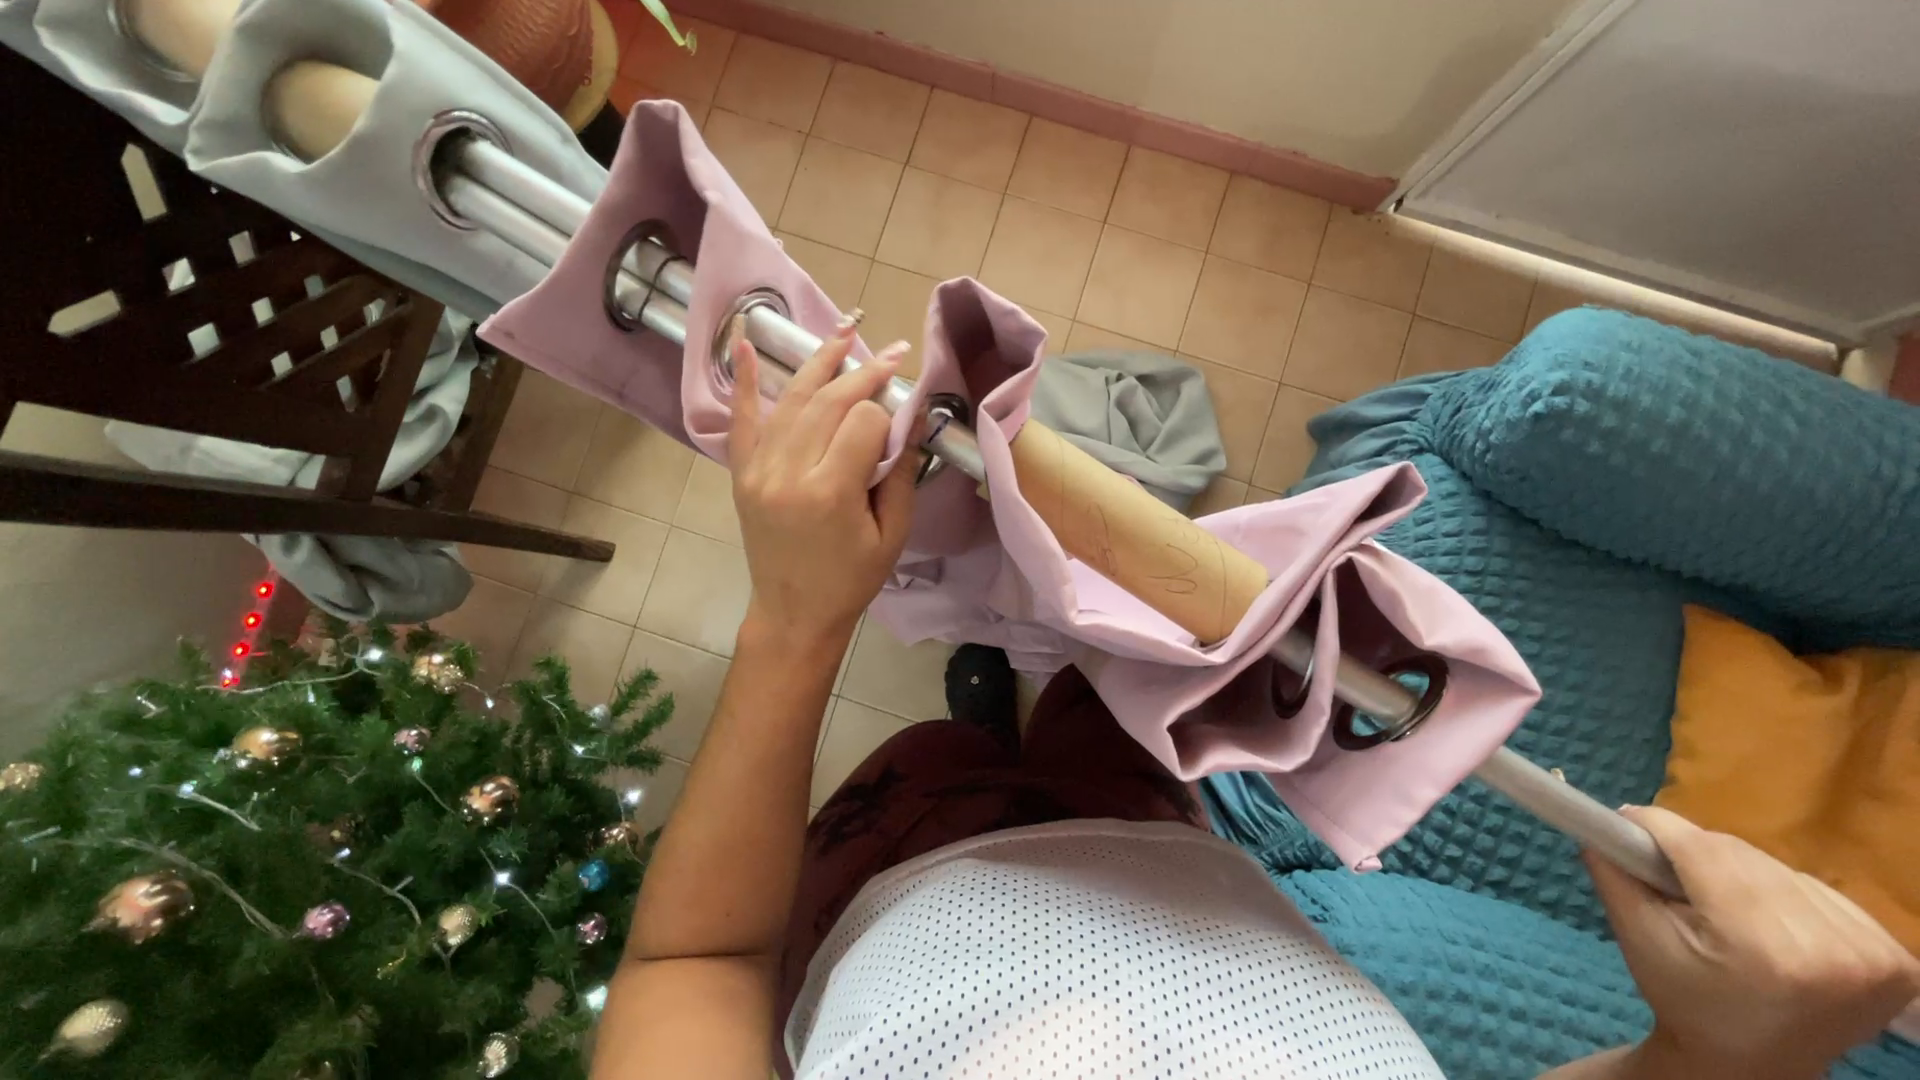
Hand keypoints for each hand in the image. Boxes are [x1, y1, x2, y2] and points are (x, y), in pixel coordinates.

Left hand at [726, 313, 919, 645]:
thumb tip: (912, 418)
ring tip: (846, 331)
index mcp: (830, 493)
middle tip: (892, 352)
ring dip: (819, 362)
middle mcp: (789, 473)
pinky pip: (742, 420)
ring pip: (791, 400)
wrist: (794, 613)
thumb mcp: (892, 535)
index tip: (904, 415)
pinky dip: (742, 380)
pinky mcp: (742, 473)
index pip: (863, 423)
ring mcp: (758, 470)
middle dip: (864, 372)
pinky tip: (743, 342)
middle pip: (828, 402)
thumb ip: (900, 474)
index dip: (889, 414)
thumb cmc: (851, 580)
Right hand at [1587, 806, 1919, 1079]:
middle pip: (1740, 855)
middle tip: (1664, 870)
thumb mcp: (1634, 935)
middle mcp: (1829, 946)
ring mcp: (1872, 952)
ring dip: (1736, 870)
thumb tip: (1603, 819)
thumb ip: (1612, 871)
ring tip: (1719, 902)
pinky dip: (1779, 891)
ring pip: (1775, 866)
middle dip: (1694, 851)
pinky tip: (1767, 921)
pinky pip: (1814, 888)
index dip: (1658, 825)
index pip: (1704, 850)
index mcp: (1761, 946)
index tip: (1625, 818)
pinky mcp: (1895, 956)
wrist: (1751, 1062)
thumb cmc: (1682, 996)